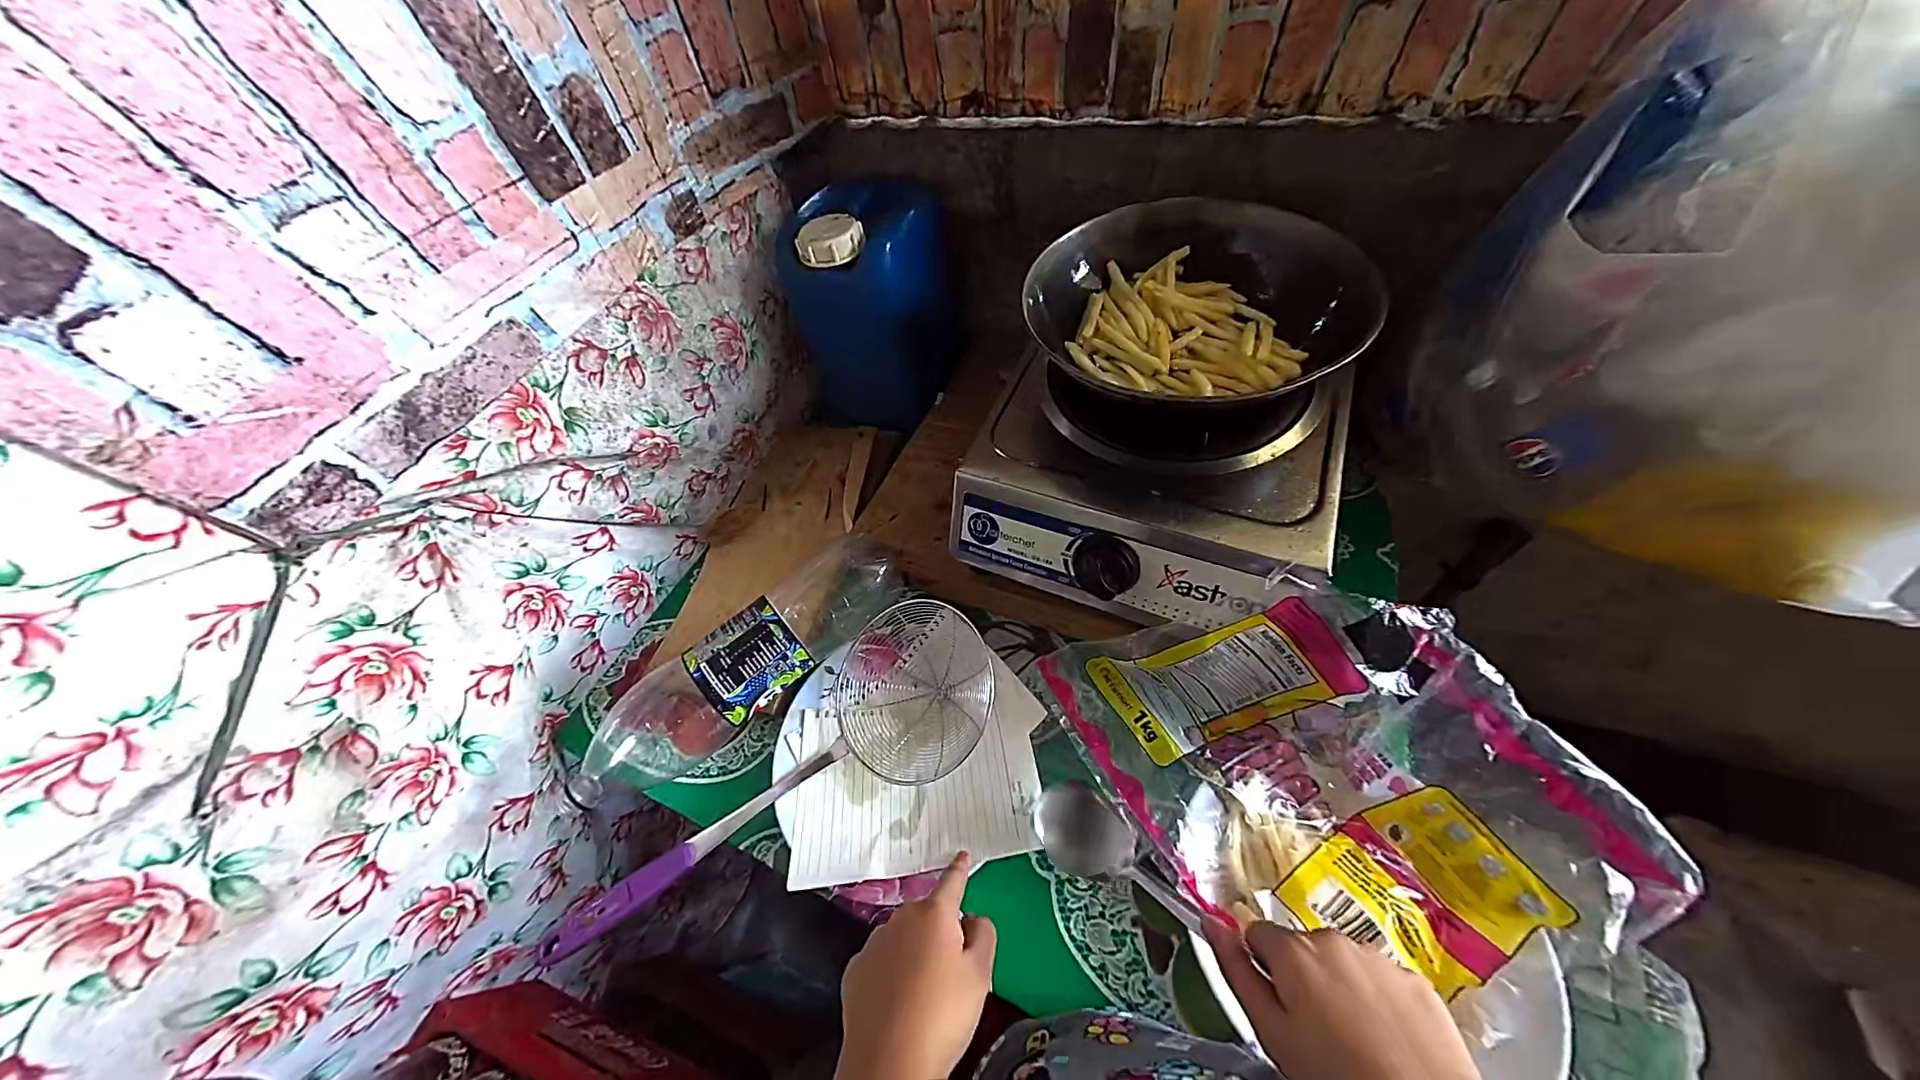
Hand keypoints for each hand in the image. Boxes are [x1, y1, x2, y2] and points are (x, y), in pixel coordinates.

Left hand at [837, 852, 997, 1079]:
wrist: (889, 1063)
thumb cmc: (943, 1016)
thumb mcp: (980, 975)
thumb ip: (984, 935)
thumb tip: (972, 919)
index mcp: (934, 914)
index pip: (951, 882)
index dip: (959, 869)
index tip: (961, 855)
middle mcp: (901, 919)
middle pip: (927, 914)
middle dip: (940, 930)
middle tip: (954, 968)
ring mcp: (873, 943)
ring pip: (903, 937)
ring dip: (915, 951)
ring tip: (925, 992)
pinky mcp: (854, 970)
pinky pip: (881, 960)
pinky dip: (892, 971)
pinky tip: (899, 1000)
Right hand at [1203, 918, 1480, 1079]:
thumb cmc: (1339, 1075)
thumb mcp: (1271, 1030)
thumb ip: (1235, 969)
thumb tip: (1212, 924)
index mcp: (1293, 950)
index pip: (1256, 933)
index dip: (1259, 965)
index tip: (1271, 997)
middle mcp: (1334, 940)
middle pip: (1299, 946)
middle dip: (1299, 976)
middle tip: (1309, 1025)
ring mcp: (1378, 957)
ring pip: (1340, 960)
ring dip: (1337, 985)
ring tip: (1349, 1036)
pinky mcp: (1414, 980)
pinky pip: (1380, 976)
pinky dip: (1376, 998)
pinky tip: (1381, 1036)